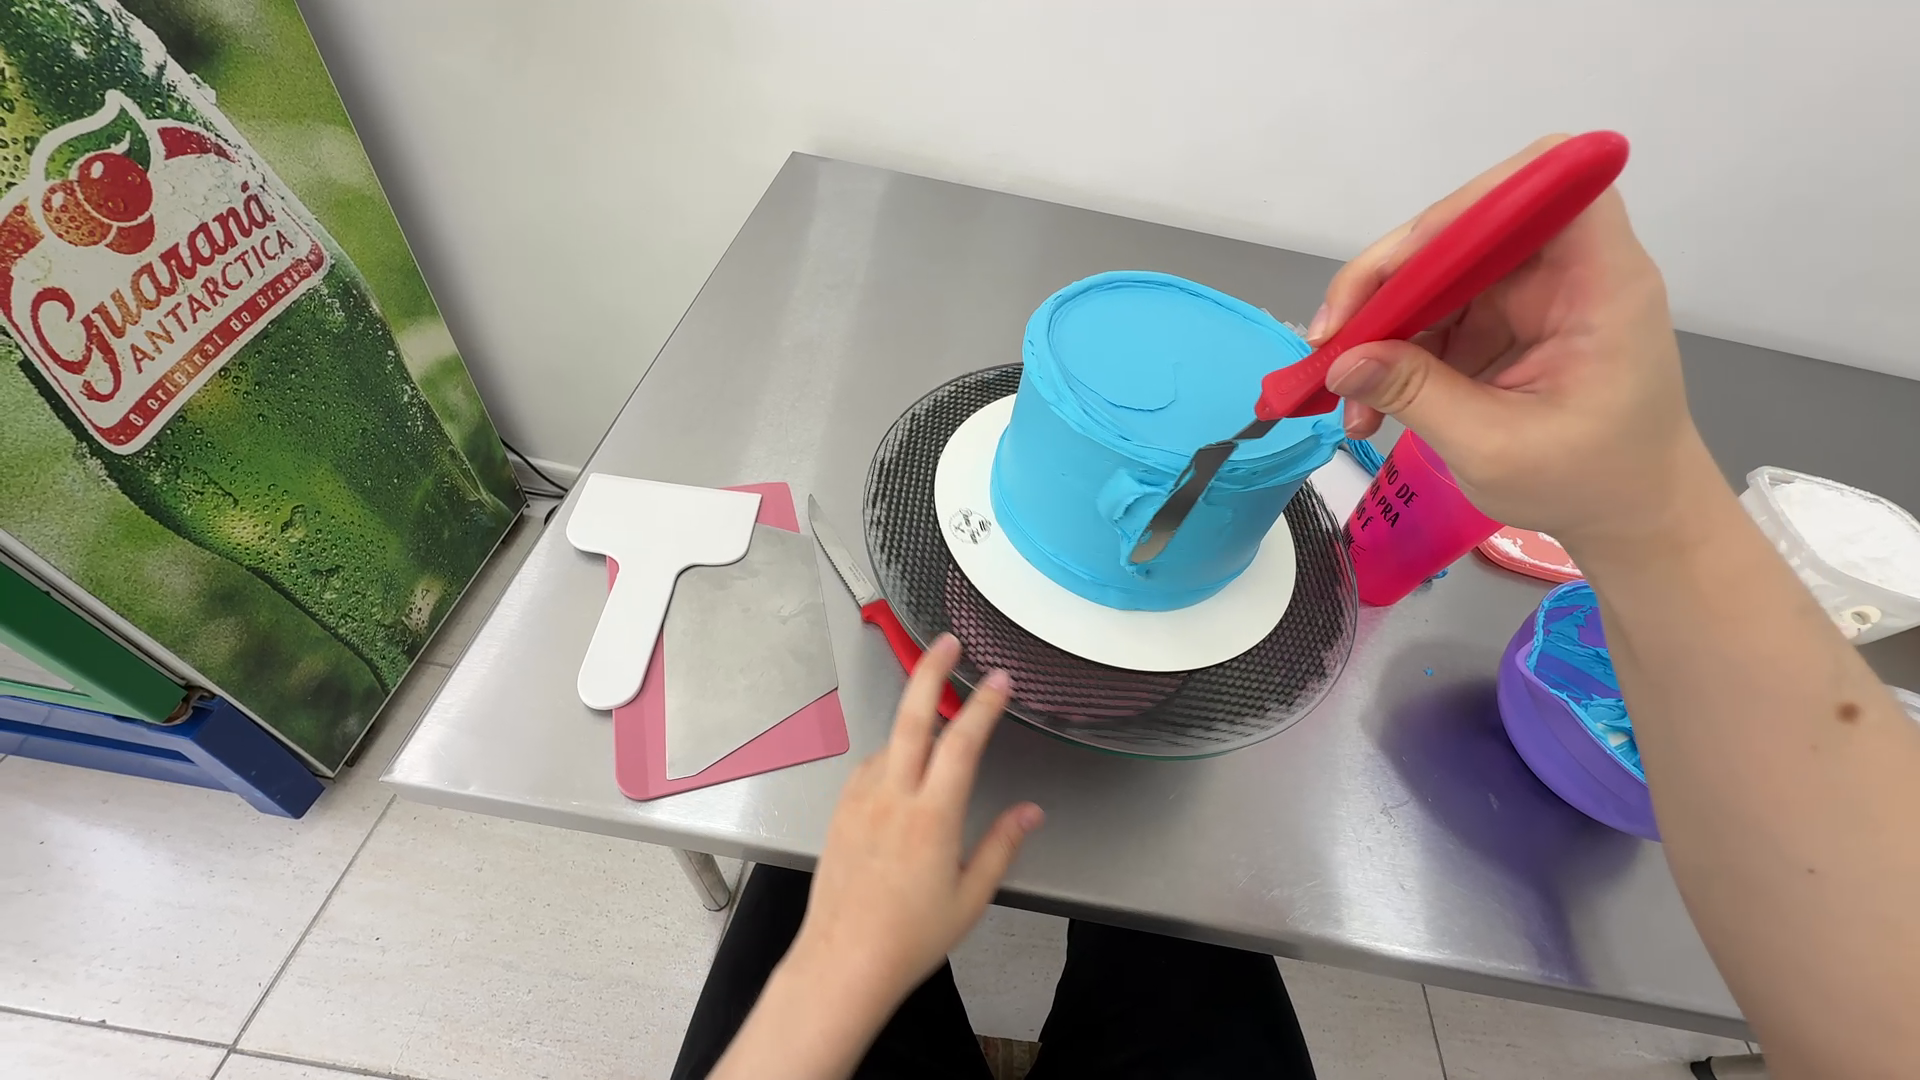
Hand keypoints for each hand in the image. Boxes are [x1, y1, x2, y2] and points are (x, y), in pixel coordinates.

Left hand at [789, 634, 1043, 1008]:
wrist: (840, 964)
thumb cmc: (910, 938)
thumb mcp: (970, 898)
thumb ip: (1002, 846)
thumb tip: (1031, 812)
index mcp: (931, 817)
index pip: (962, 744)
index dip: (983, 705)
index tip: (999, 679)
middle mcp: (893, 797)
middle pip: (913, 717)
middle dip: (931, 671)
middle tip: (947, 642)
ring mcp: (860, 799)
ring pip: (891, 741)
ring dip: (914, 722)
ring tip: (937, 721)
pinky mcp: (840, 809)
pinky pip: (871, 766)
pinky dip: (892, 755)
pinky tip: (903, 770)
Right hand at [1309, 135, 1715, 555]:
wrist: (1625, 516)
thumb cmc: (1586, 482)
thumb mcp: (1492, 445)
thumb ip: (1416, 395)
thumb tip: (1340, 361)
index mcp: (1595, 282)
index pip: (1542, 187)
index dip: (1467, 206)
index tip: (1399, 267)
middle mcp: (1557, 274)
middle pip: (1461, 232)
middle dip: (1385, 281)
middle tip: (1330, 338)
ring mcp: (1520, 301)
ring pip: (1429, 279)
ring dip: (1374, 330)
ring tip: (1340, 393)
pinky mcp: (1492, 330)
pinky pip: (1424, 321)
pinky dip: (1384, 359)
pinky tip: (1363, 407)